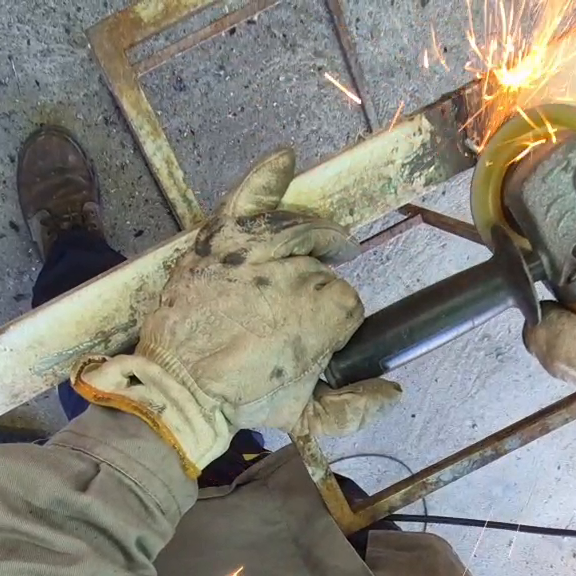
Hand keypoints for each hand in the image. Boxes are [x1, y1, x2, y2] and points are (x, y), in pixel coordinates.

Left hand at [72, 149, 399, 475]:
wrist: (180, 388)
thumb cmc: (242, 401)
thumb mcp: (305, 415)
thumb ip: (355, 408)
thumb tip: (395, 395)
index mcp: (326, 312)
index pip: (348, 303)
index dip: (335, 321)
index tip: (318, 337)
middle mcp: (298, 274)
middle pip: (324, 268)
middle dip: (320, 286)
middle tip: (302, 311)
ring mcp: (259, 252)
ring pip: (300, 231)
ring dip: (317, 236)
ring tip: (329, 244)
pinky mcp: (222, 240)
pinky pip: (250, 198)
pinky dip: (268, 177)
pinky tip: (286, 159)